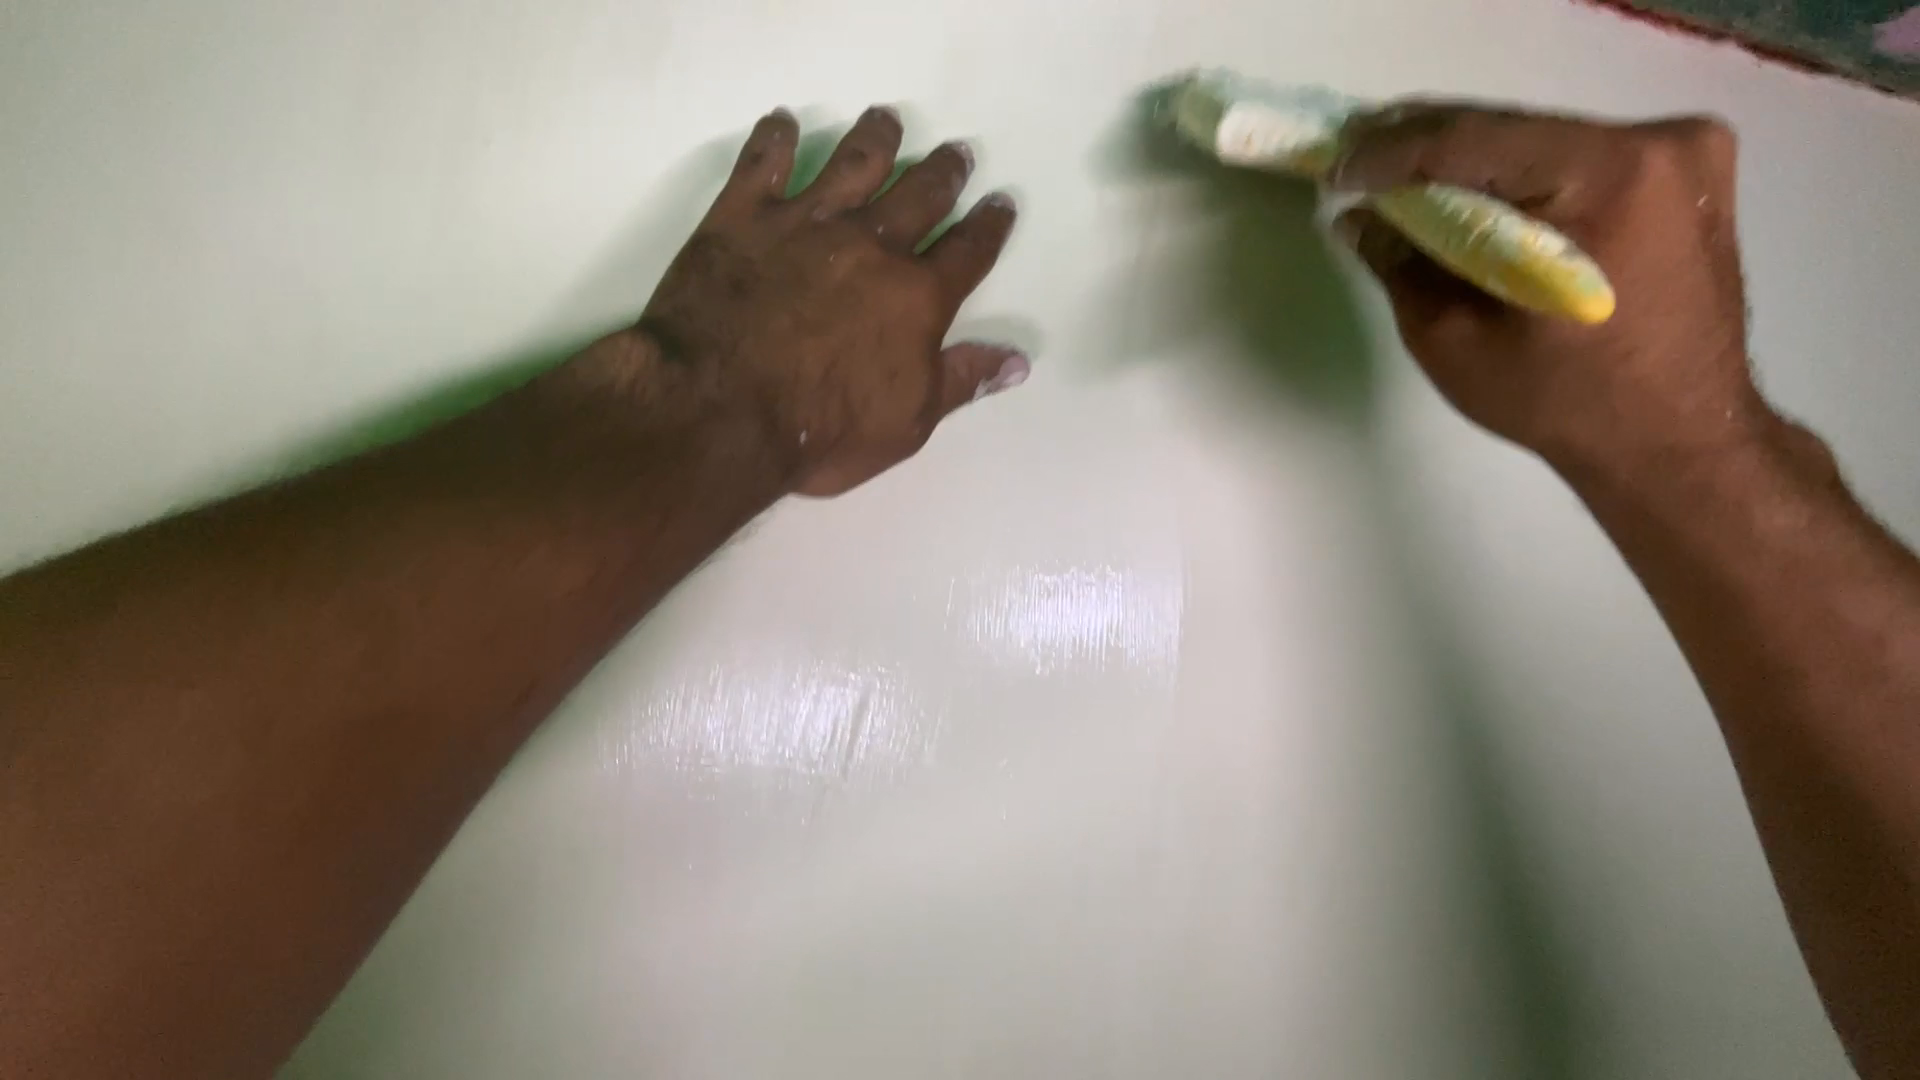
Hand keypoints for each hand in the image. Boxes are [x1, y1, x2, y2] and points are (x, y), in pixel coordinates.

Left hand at [617, 105, 1025, 496]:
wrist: (721, 411)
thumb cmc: (823, 431)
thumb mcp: (907, 424)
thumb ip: (961, 382)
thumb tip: (1019, 361)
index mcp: (916, 298)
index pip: (967, 253)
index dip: (988, 228)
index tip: (1000, 204)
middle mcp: (871, 246)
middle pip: (919, 197)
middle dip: (943, 174)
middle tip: (957, 153)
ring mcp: (805, 223)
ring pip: (853, 164)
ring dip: (876, 139)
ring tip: (888, 120)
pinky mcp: (742, 217)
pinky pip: (764, 162)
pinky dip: (777, 139)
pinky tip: (785, 123)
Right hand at [1332, 103, 1759, 468]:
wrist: (1671, 433)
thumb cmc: (1558, 399)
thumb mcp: (1452, 339)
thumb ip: (1401, 265)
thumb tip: (1357, 219)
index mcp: (1608, 178)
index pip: (1474, 141)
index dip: (1390, 152)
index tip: (1334, 168)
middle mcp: (1657, 142)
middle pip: (1508, 132)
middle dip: (1423, 151)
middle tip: (1355, 166)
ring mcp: (1681, 152)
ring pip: (1535, 143)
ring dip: (1463, 165)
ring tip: (1396, 184)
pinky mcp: (1683, 174)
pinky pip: (1569, 160)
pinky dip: (1510, 179)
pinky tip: (1463, 198)